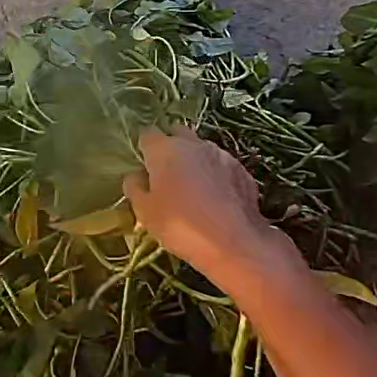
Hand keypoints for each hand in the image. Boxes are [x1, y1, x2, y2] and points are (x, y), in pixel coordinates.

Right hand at [123, 128, 303, 293]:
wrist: (235, 243)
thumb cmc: (181, 224)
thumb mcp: (145, 211)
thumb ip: (135, 188)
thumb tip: (136, 176)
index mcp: (164, 149)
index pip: (147, 134)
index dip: (143, 148)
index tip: (143, 166)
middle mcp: (193, 144)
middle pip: (177, 133)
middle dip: (169, 147)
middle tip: (165, 174)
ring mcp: (221, 155)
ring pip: (201, 149)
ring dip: (193, 161)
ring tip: (191, 189)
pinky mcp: (242, 170)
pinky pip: (220, 166)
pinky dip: (214, 175)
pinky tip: (213, 198)